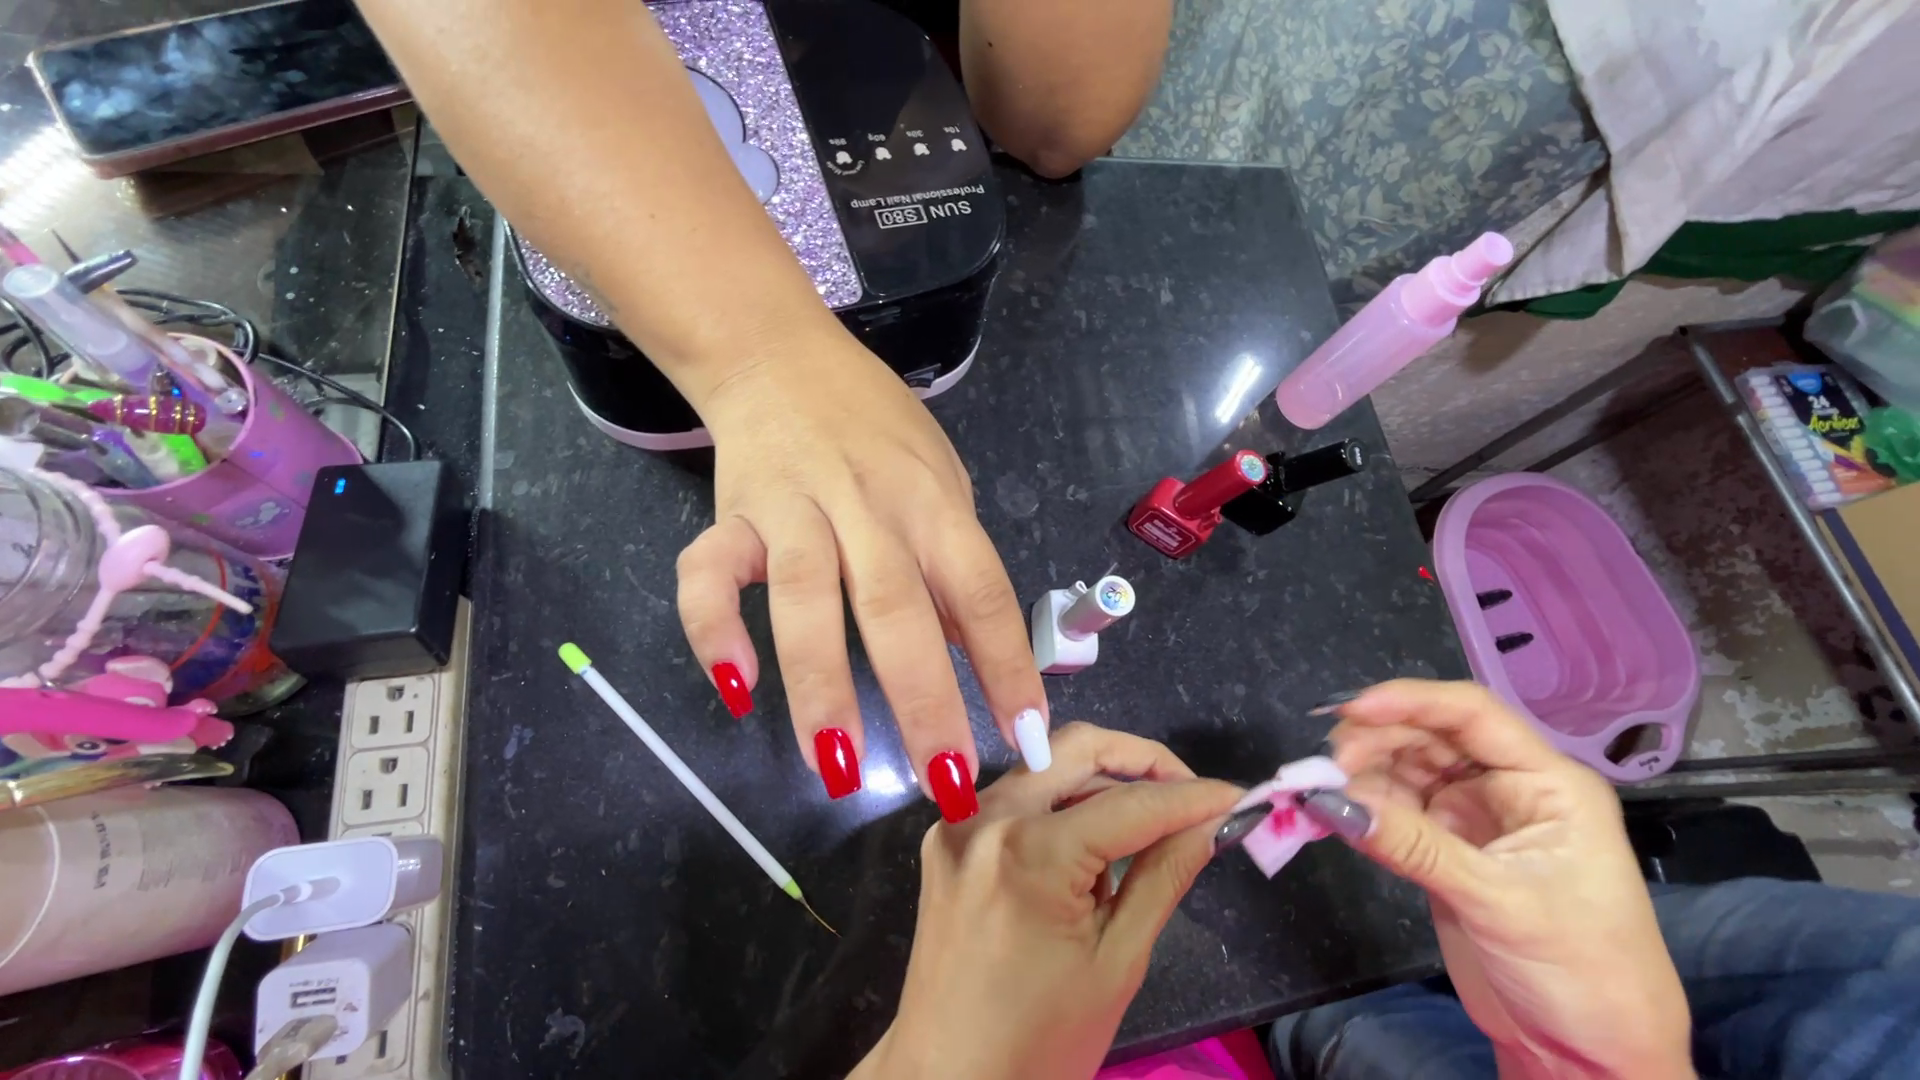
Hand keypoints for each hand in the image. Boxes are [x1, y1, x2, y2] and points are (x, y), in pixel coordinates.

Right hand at [675, 335, 1049, 818]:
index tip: (1026, 738)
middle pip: (898, 609)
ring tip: (839, 769)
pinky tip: (733, 687)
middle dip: (925, 701)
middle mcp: (869, 507)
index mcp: (932, 503)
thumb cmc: (878, 426)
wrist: (781, 355)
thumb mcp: (943, 480)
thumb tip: (975, 652)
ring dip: (823, 687)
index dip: (1008, 667)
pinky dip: (713, 628)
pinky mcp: (731, 512)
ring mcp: (794, 508)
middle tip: (945, 785)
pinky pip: (709, 573)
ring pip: (807, 599)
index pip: (983, 592)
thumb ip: (954, 561)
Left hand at [854, 723, 1243, 1079]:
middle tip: (1188, 793)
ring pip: (1043, 767)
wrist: (947, 1077)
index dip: (1190, 796)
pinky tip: (1088, 849)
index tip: (1235, 795)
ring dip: (1099, 783)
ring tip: (1143, 832)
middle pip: (1074, 749)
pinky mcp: (947, 836)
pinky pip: (1016, 798)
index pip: (1128, 803)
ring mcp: (958, 823)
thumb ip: (1163, 877)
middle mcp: (986, 817)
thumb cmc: (1041, 1039)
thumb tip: (1209, 822)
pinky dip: (1059, 807)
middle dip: (1140, 758)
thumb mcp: (1118, 961)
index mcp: (1030, 853)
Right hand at [1325, 680, 1693, 1079]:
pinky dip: (1359, 807)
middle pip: (1429, 736)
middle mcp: (1506, 788)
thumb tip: (1327, 801)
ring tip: (1322, 790)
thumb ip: (1414, 846)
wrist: (1589, 1058)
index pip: (1473, 715)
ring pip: (1404, 768)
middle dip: (1375, 741)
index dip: (1411, 701)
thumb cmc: (1583, 973)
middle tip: (1328, 767)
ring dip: (1361, 772)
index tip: (1351, 711)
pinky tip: (1332, 813)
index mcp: (1547, 784)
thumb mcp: (1501, 904)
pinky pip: (1392, 809)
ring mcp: (1471, 817)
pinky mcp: (1443, 847)